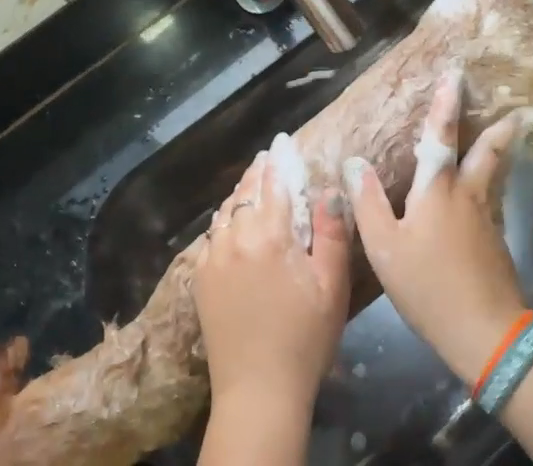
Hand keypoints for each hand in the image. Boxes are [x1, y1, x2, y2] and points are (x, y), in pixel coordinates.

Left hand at [193, 150, 351, 412]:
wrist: (258, 391)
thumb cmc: (305, 339)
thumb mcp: (331, 285)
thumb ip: (330, 233)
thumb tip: (329, 190)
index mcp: (269, 235)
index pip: (274, 184)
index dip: (280, 161)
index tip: (283, 142)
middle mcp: (234, 238)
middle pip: (245, 193)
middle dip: (258, 173)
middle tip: (268, 158)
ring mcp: (212, 259)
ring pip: (225, 212)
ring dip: (239, 195)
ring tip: (252, 184)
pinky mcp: (201, 280)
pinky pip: (212, 237)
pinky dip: (224, 221)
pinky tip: (231, 223)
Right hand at [344, 69, 532, 383]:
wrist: (485, 331)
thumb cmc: (427, 285)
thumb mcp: (384, 247)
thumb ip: (368, 202)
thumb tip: (354, 161)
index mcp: (437, 191)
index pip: (439, 138)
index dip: (445, 106)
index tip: (455, 76)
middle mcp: (466, 196)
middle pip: (487, 153)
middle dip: (499, 129)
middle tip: (518, 109)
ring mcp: (487, 220)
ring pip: (493, 176)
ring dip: (501, 153)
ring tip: (508, 136)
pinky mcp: (496, 243)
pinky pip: (492, 200)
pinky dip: (492, 184)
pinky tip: (485, 194)